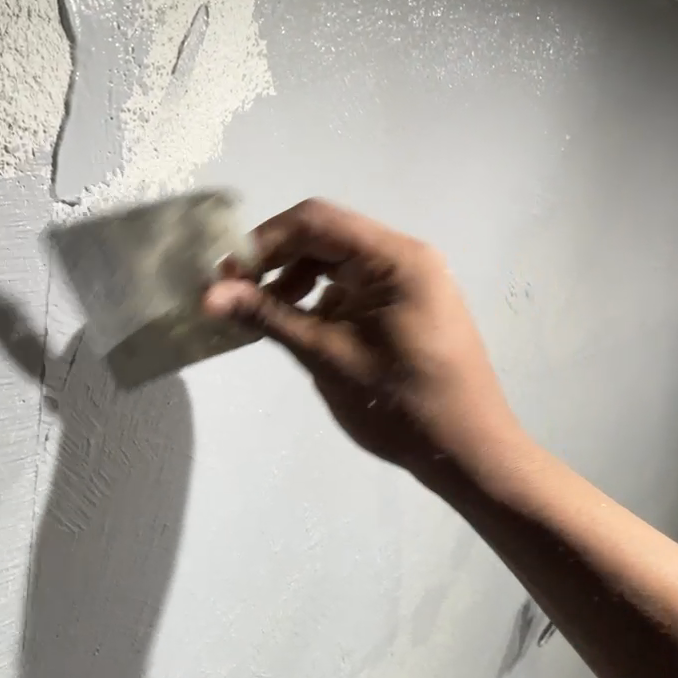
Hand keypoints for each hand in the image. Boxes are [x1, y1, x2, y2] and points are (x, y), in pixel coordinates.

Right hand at [203, 198, 520, 473]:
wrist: (469, 456)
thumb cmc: (402, 405)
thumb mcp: (325, 357)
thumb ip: (267, 316)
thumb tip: (208, 295)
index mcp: (396, 259)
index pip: (315, 221)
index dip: (264, 241)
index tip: (227, 275)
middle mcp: (403, 257)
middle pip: (322, 234)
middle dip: (273, 258)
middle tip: (234, 291)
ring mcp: (404, 279)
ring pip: (330, 257)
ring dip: (289, 277)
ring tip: (260, 312)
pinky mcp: (399, 302)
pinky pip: (345, 281)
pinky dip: (312, 295)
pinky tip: (293, 324)